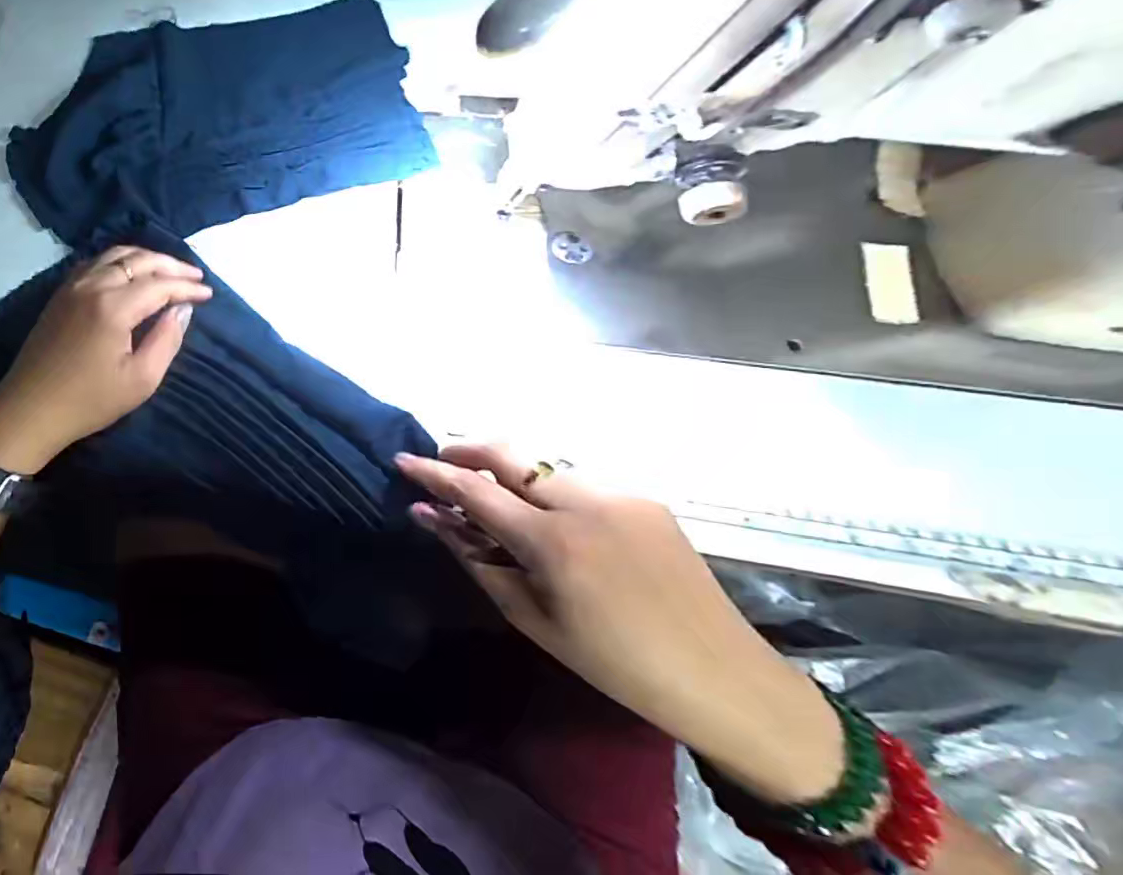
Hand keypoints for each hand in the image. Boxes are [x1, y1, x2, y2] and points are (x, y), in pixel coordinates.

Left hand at [0, 247, 211, 473]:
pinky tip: (132, 272)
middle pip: (139, 260)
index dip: (187, 287)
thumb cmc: (90, 401)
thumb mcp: (141, 379)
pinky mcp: (60, 294)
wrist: (29, 411)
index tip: (209, 293)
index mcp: (113, 307)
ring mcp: (72, 286)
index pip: (160, 284)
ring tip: (169, 270)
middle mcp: (92, 286)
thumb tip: (182, 309)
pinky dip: (121, 261)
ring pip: (115, 255)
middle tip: (195, 277)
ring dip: (147, 258)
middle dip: (171, 265)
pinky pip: (96, 262)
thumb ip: (167, 339)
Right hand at [395, 445, 844, 805]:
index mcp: (553, 541)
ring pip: (547, 466)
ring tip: (496, 498)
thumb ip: (477, 559)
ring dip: (513, 473)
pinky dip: (554, 492)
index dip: (433, 474)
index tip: (403, 461)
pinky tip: (555, 522)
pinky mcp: (645, 498)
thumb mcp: (532, 617)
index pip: (476, 491)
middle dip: (469, 449)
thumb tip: (429, 518)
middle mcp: (586, 501)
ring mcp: (621, 493)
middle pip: (512, 454)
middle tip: (441, 459)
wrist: (718, 674)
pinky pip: (583, 484)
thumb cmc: (613, 663)